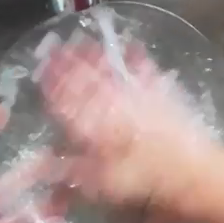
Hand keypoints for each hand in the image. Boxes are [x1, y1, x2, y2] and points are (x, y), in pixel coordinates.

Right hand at [36, 38, 222, 210]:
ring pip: (110, 69)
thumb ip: (67, 170)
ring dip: (95, 54)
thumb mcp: (97, 182)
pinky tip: (132, 44)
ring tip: (84, 40)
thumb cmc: (138, 178)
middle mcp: (112, 103)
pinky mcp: (158, 89)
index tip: (43, 68)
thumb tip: (39, 165)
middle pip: (86, 80)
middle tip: (56, 46)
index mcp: (92, 125)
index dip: (53, 84)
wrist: (183, 167)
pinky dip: (136, 56)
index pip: (67, 101)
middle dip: (69, 63)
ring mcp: (136, 92)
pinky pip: (144, 68)